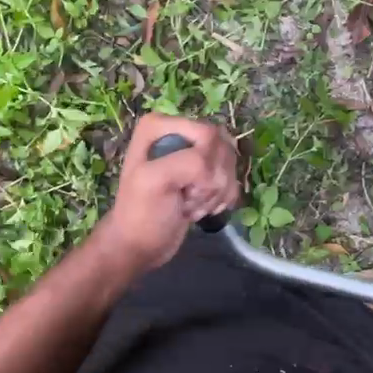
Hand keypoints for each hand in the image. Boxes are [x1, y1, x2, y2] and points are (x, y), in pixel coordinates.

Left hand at [91, 115, 240, 272]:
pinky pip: (231, 177)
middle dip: (212, 180)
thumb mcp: (153, 180)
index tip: (186, 188)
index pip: (208, 133)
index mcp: (160, 125)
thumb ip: (188, 162)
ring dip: (217, 192)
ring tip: (190, 205)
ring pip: (229, 162)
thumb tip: (215, 169)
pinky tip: (202, 209)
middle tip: (187, 198)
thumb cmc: (142, 214)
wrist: (141, 247)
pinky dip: (223, 198)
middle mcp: (178, 132)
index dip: (206, 164)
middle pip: (222, 146)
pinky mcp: (204, 172)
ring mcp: (193, 152)